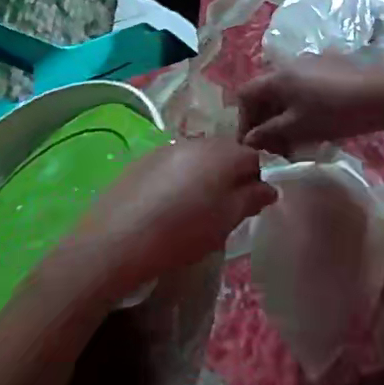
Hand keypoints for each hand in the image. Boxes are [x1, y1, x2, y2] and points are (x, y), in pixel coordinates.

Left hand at [70, 138, 275, 291]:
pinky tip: (165, 207)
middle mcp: (197, 142)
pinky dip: (176, 179)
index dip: (256, 179)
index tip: (249, 204)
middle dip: (228, 175)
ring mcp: (167, 148)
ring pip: (197, 158)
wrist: (114, 242)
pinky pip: (172, 165)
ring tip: (192, 209)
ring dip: (202, 177)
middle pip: (224, 153)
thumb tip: (268, 188)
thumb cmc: (181, 232)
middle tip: (222, 209)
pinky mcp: (142, 160)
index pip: (253, 157)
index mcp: (224, 153)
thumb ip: (251, 200)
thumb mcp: (226, 222)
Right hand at [238, 58, 383, 154]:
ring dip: (283, 118)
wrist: (379, 96)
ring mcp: (311, 64)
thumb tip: (248, 140)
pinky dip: (300, 108)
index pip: (245, 95)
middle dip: (265, 122)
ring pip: (286, 93)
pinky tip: (314, 127)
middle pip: (265, 93)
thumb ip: (267, 133)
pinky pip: (303, 89)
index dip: (244, 121)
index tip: (253, 146)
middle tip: (274, 149)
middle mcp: (290, 64)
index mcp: (277, 76)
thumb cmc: (333, 112)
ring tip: (295, 143)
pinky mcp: (329, 68)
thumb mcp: (296, 127)